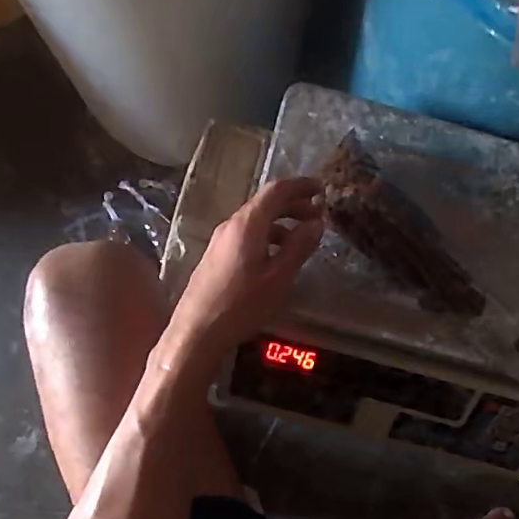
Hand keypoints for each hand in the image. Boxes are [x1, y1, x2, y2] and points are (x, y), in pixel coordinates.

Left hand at [164, 176, 324, 363]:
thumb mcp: (278, 278)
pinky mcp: (215, 258)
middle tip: (317, 215)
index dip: (301, 186)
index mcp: (248, 224)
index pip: (276, 191)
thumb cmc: (241, 305)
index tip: (322, 189)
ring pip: (255, 222)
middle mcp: (230, 226)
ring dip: (280, 223)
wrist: (197, 331)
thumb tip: (316, 223)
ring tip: (301, 238)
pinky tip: (276, 257)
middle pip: (264, 204)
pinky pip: (245, 237)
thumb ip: (298, 247)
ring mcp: (219, 242)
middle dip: (293, 205)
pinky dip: (266, 237)